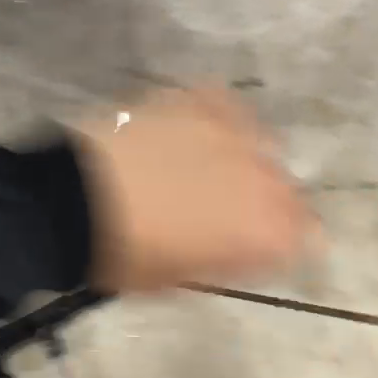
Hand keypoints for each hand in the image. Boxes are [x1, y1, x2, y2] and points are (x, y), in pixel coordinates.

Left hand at [71, 86, 314, 292]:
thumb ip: (226, 259)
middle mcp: (264, 177)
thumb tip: (241, 250)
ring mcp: (233, 133)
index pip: (304, 236)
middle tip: (233, 212)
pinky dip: (219, 122)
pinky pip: (227, 107)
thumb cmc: (127, 255)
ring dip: (246, 160)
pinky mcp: (199, 100)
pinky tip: (200, 133)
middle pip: (286, 188)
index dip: (287, 242)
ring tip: (214, 170)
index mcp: (265, 230)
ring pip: (262, 144)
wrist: (74, 201)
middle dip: (269, 201)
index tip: (267, 247)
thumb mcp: (182, 277)